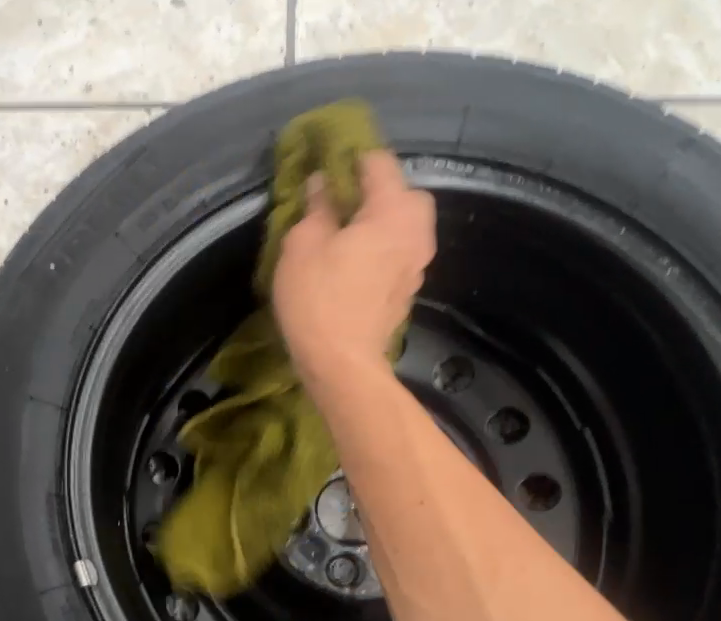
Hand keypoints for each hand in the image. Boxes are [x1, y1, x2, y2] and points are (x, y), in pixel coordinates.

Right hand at [272, 150, 435, 375]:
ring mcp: (417, 262)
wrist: (342, 363)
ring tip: (343, 234)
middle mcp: (416, 230)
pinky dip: (380, 247)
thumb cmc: (318, 299)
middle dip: (373, 190)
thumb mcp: (302, 246)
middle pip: (402, 192)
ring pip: (402, 224)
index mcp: (393, 210)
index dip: (350, 156)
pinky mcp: (408, 288)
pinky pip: (398, 251)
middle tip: (338, 203)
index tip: (324, 163)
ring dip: (378, 221)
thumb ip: (317, 207)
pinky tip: (353, 262)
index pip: (378, 161)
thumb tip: (322, 183)